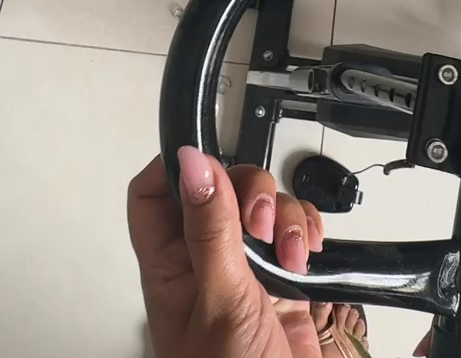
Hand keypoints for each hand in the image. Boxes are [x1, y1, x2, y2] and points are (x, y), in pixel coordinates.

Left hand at [127, 147, 327, 357]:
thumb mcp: (221, 301)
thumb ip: (210, 228)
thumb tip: (190, 161)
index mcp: (170, 266)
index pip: (153, 195)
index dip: (175, 168)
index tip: (211, 161)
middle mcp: (204, 261)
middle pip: (218, 187)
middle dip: (250, 192)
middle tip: (261, 223)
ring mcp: (244, 269)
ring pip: (260, 205)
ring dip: (284, 217)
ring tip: (291, 253)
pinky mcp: (281, 277)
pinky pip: (292, 228)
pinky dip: (305, 230)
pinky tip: (307, 253)